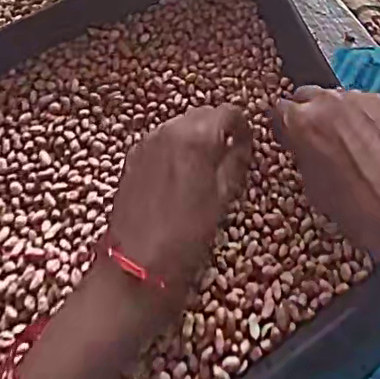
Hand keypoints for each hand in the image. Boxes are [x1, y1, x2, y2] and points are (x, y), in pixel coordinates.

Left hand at [105, 104, 251, 293]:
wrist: (136, 266)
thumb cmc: (187, 235)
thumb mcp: (223, 197)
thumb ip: (235, 161)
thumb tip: (242, 143)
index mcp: (197, 136)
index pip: (228, 112)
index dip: (241, 126)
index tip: (246, 143)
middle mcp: (170, 130)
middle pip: (202, 114)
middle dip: (218, 129)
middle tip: (228, 155)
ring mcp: (148, 142)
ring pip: (180, 126)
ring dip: (195, 138)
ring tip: (203, 168)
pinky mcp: (133, 157)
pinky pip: (162, 140)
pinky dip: (174, 148)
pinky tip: (179, 175)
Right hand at [274, 86, 379, 282]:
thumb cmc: (356, 211)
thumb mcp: (313, 188)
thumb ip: (302, 155)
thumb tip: (300, 143)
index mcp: (301, 122)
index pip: (279, 110)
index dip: (283, 126)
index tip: (289, 139)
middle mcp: (326, 100)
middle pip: (306, 96)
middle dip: (306, 114)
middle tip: (316, 139)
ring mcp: (357, 97)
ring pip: (333, 97)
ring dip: (332, 113)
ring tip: (345, 140)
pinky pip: (359, 102)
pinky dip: (358, 115)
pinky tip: (368, 139)